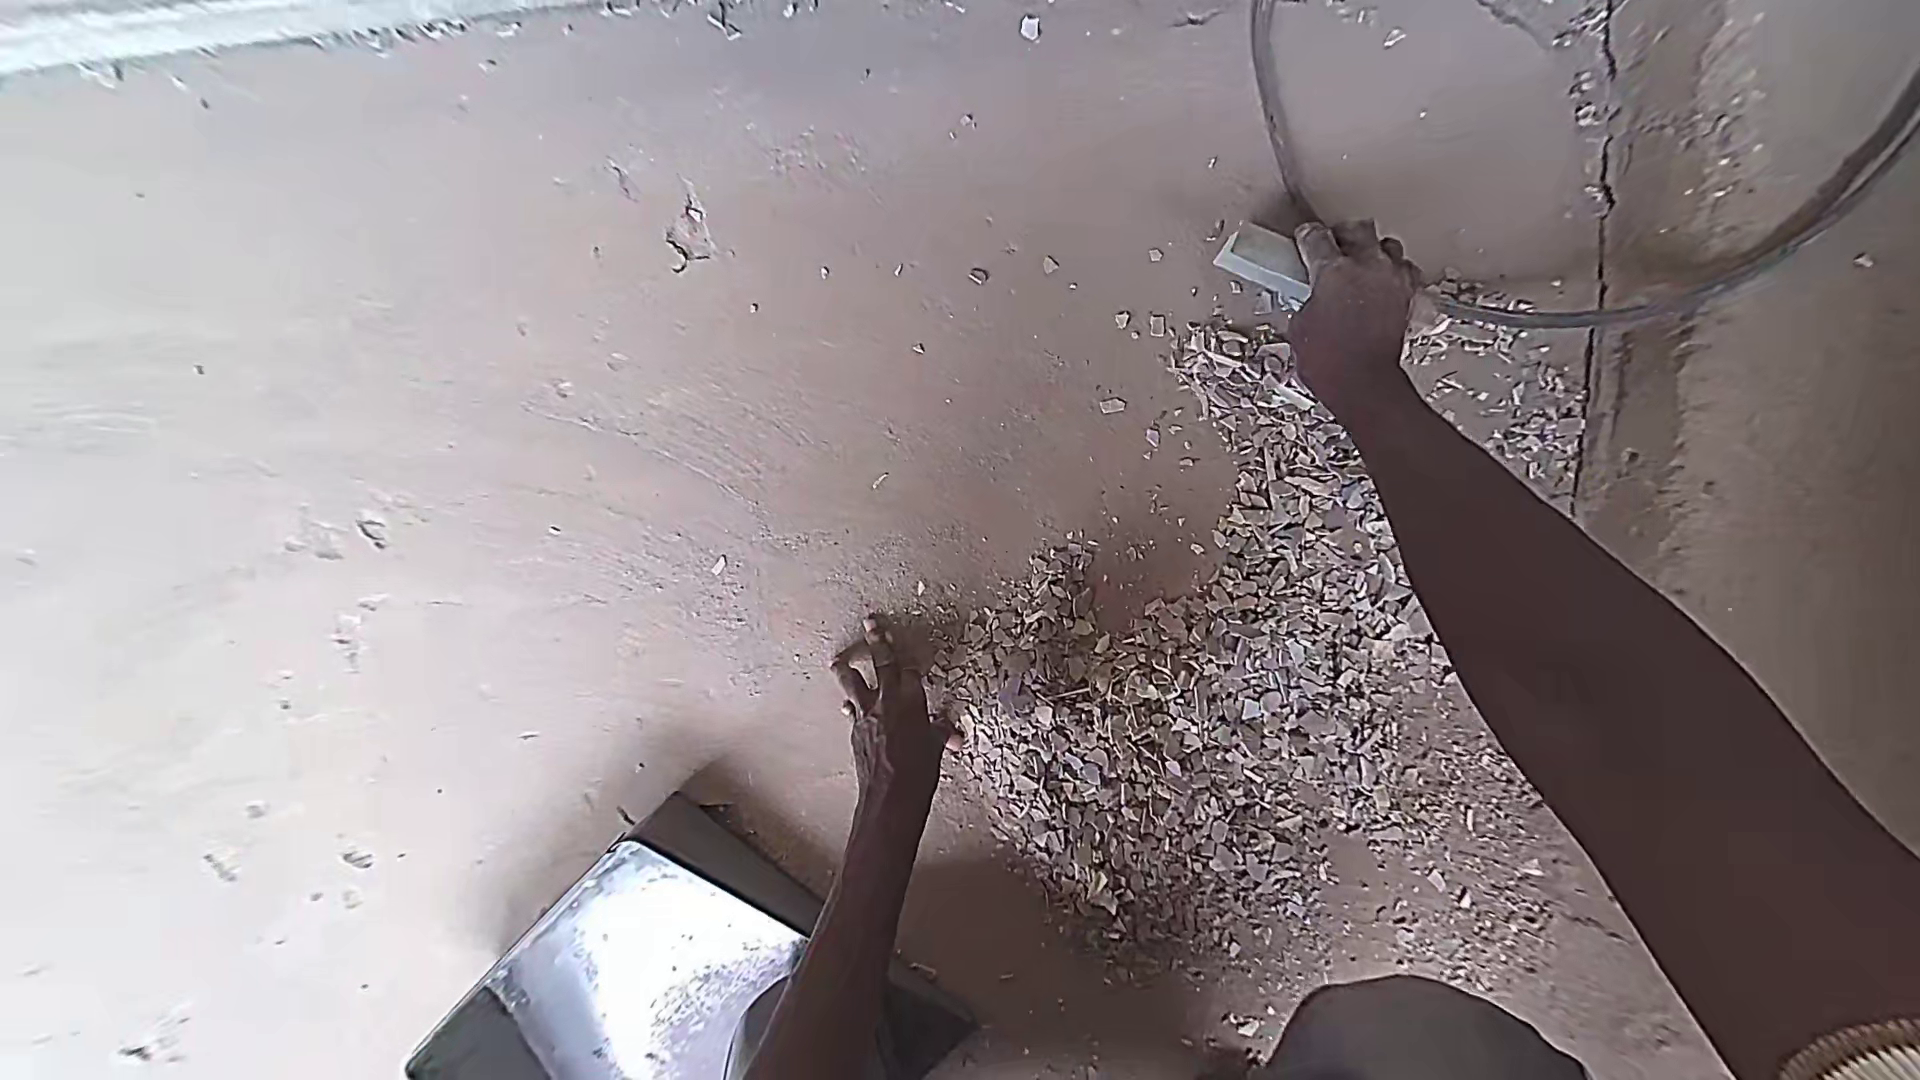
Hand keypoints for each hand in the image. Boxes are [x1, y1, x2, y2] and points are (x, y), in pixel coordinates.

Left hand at [832, 615, 951, 811]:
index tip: (905, 645)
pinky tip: (847, 704)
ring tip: (839, 660)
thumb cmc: (919, 772)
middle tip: (871, 623)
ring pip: (854, 683)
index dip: (909, 658)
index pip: (910, 670)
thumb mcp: (936, 748)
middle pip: (882, 664)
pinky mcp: (856, 731)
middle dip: (877, 642)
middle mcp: (887, 701)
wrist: (890, 798)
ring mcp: (868, 715)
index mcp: (910, 700)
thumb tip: (951, 733)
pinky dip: (851, 705)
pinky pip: (852, 711)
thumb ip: (940, 733)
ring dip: (847, 670)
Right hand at [1288, 220, 1422, 418]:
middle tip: (1332, 240)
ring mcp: (1393, 278)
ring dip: (1371, 249)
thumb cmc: (1328, 360)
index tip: (1304, 236)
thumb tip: (1313, 296)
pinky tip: (1379, 282)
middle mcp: (1368, 266)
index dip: (1307, 236)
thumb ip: (1308, 300)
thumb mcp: (1299, 327)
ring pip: (1386, 245)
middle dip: (1342, 233)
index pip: (1317, 239)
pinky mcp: (1408, 294)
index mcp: (1334, 271)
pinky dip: (1390, 271)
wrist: (1361, 381)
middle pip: (1358, 230)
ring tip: (1359, 260)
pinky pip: (1402, 269)